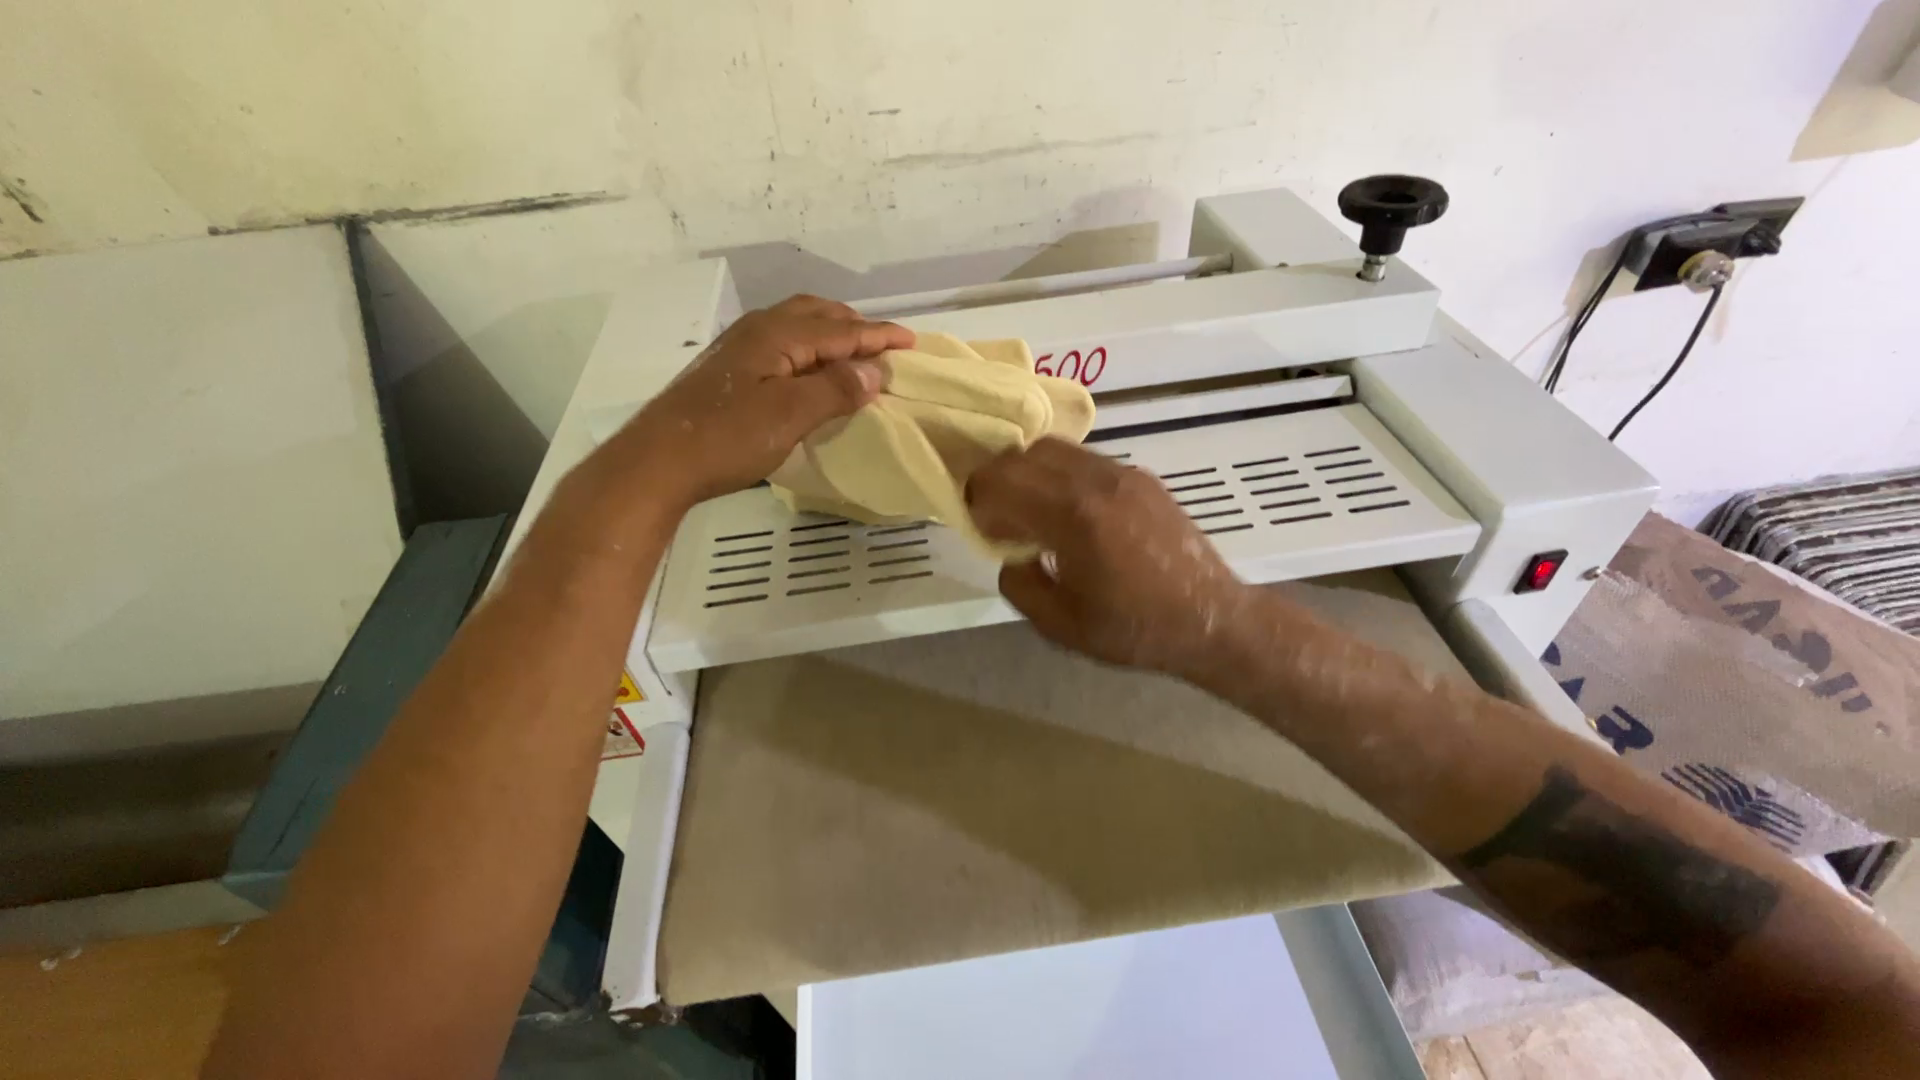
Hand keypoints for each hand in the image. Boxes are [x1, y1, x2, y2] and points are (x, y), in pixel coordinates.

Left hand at [611, 295, 912, 506]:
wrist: (658, 461)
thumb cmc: (728, 438)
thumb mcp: (789, 415)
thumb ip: (834, 389)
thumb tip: (873, 371)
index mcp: (777, 334)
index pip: (841, 329)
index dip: (878, 335)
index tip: (912, 342)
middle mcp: (758, 330)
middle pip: (817, 315)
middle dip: (854, 326)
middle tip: (883, 347)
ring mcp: (739, 348)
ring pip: (796, 327)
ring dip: (830, 335)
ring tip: (852, 356)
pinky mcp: (728, 370)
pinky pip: (782, 344)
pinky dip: (809, 350)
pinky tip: (810, 373)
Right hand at [966, 438, 1255, 676]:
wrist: (1211, 619)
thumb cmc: (1133, 629)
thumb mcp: (1060, 625)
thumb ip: (1019, 584)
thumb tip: (1010, 555)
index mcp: (1073, 516)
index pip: (1001, 483)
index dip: (979, 502)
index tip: (982, 530)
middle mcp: (1096, 481)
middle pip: (1023, 455)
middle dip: (999, 482)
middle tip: (998, 520)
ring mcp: (1122, 473)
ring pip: (1054, 449)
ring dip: (1030, 474)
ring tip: (1032, 514)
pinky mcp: (1141, 477)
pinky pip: (1085, 460)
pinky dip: (1060, 476)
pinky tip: (1069, 514)